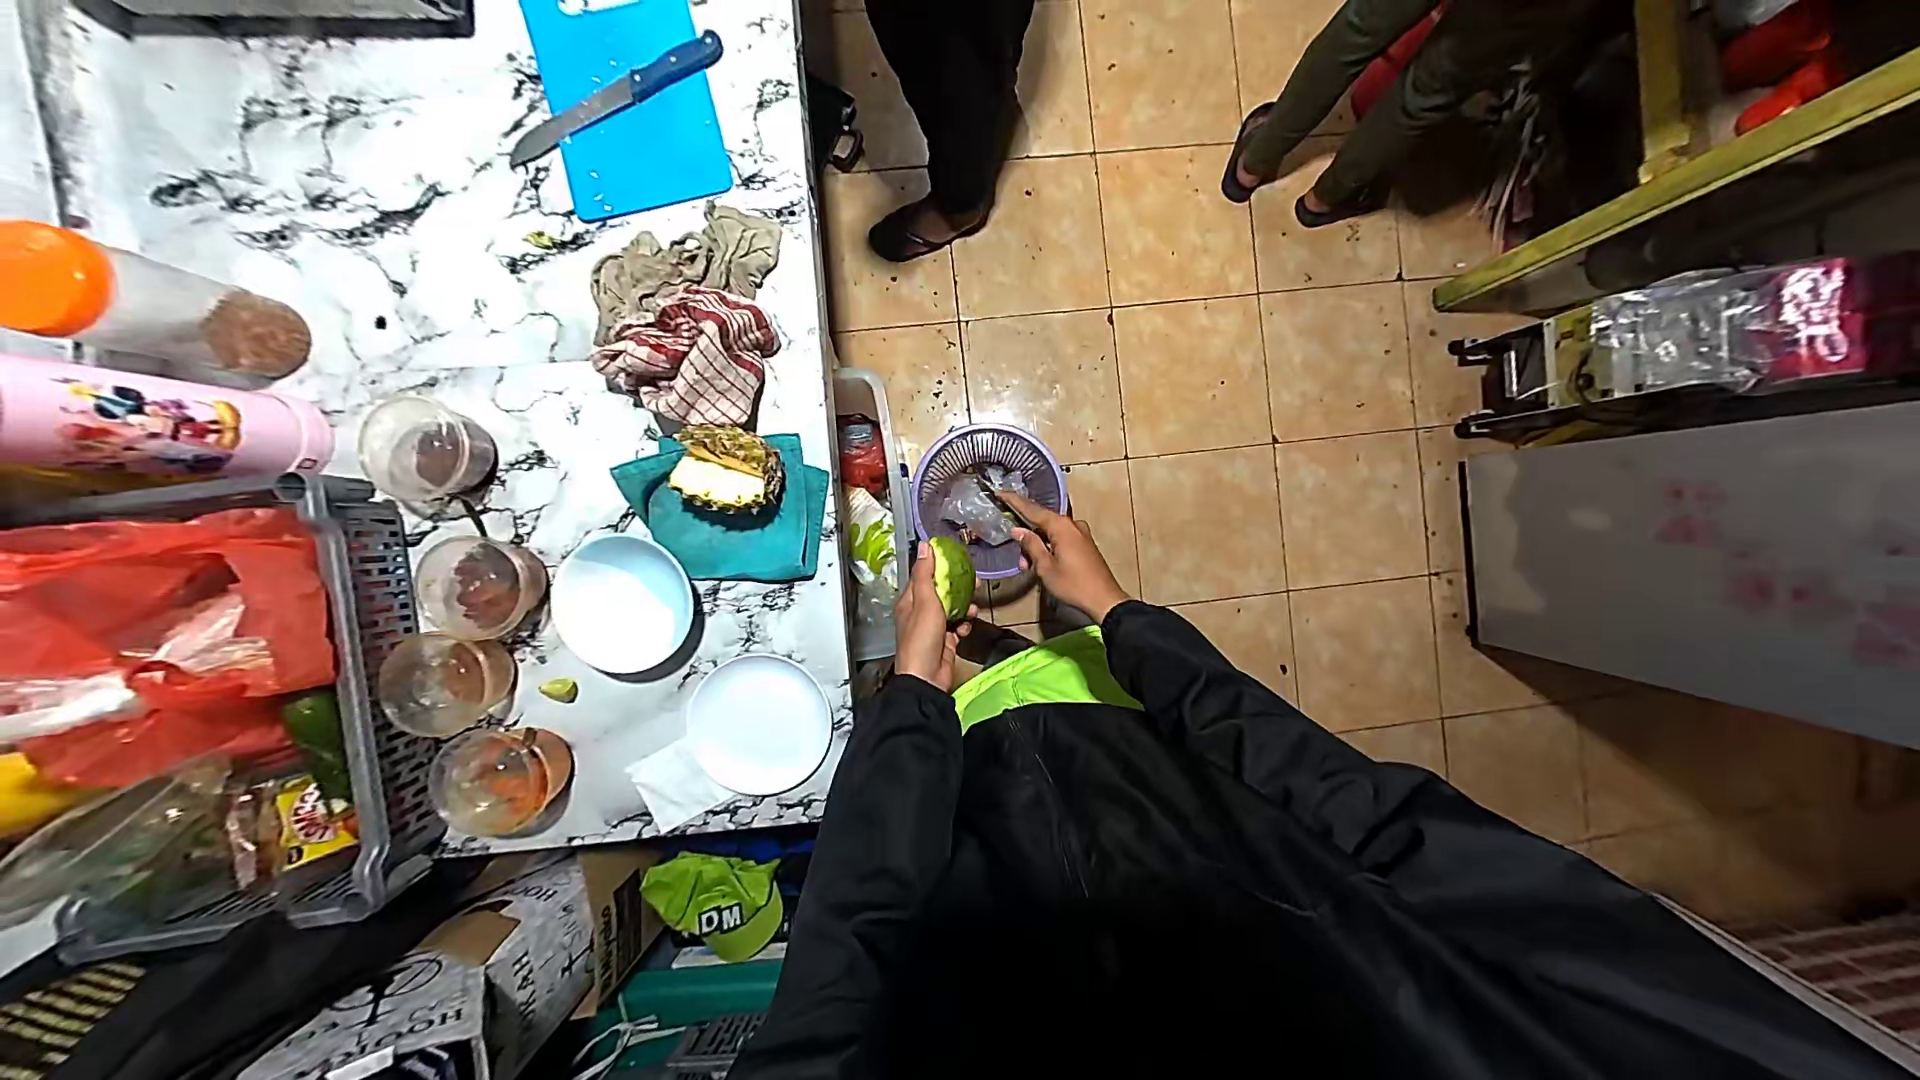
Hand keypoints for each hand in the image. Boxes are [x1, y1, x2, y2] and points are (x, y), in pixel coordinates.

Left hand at [894, 541, 975, 690]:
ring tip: (973, 607)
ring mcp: (934, 627)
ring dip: (964, 606)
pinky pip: (958, 626)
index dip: (939, 565)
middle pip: (942, 591)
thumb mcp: (924, 600)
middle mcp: (920, 611)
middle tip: (975, 582)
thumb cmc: (922, 637)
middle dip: (958, 586)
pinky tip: (967, 626)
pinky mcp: (946, 640)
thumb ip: (926, 573)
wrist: (927, 677)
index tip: (958, 558)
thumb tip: (925, 546)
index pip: (924, 575)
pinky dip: (964, 624)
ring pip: (953, 608)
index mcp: (910, 600)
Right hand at [999, 492, 1130, 622]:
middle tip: (1018, 558)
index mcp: (1061, 526)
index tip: (1000, 493)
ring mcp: (1080, 534)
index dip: (1014, 501)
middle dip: (1026, 536)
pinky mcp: (1084, 544)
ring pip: (1051, 533)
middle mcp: (1072, 524)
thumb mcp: (1045, 567)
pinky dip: (1048, 547)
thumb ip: (1031, 545)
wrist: (1105, 600)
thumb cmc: (1073, 584)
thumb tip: (1018, 530)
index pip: (1032, 509)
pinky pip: (1061, 539)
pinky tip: (1041, 563)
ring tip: (1028, 567)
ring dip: (1037, 546)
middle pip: (1041, 522)